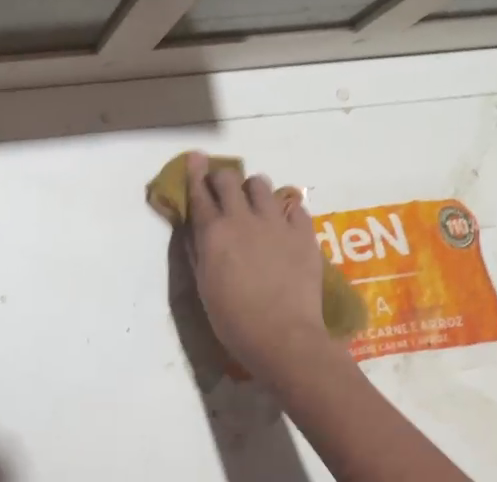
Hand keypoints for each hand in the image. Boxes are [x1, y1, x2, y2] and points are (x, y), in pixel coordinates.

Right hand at [185, 152, 331, 372]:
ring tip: (256, 204)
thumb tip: (192, 227)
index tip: (195, 157)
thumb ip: (196, 249)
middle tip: (224, 189)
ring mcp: (275, 224)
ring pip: (261, 185)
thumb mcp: (203, 283)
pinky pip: (295, 206)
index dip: (194, 171)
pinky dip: (287, 209)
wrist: (284, 338)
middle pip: (229, 179)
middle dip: (222, 178)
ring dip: (254, 190)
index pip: (199, 191)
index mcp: (213, 231)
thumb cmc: (233, 318)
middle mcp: (242, 218)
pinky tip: (285, 222)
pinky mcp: (303, 234)